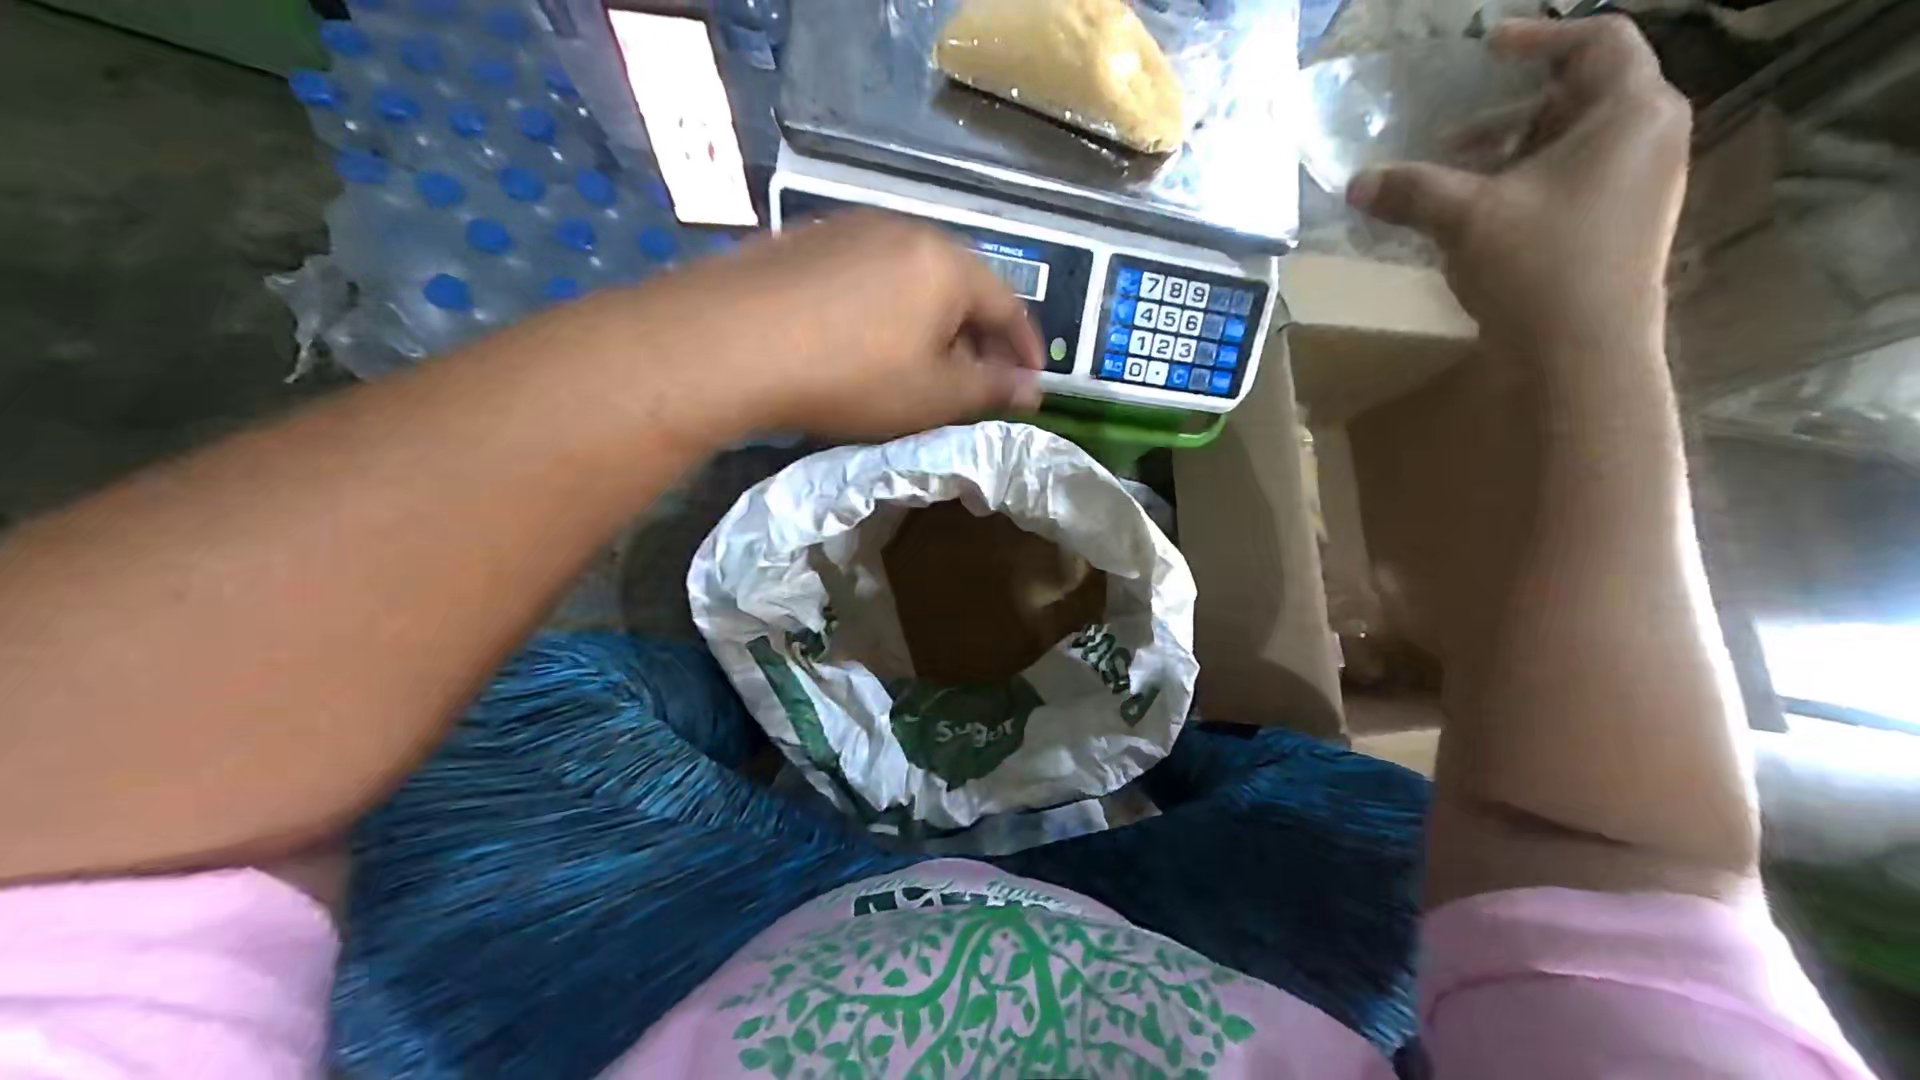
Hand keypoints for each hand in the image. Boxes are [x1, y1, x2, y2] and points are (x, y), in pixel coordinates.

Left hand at [628, 210, 1044, 439]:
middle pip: (961, 287)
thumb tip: (1032, 390)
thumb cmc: (851, 375)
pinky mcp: (808, 243)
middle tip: (978, 381)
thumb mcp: (933, 395)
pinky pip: (869, 278)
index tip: (1031, 383)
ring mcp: (851, 230)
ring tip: (925, 365)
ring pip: (913, 281)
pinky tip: (868, 343)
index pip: (1009, 305)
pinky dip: (887, 312)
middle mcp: (906, 231)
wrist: (731, 343)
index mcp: (948, 264)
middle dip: (977, 338)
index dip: (1025, 349)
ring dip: (931, 324)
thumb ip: (989, 390)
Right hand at [1347, 17, 1690, 363]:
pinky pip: (1567, 184)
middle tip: (1449, 138)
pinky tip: (1477, 219)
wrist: (1580, 352)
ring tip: (1453, 183)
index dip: (1537, 37)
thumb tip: (1356, 183)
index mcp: (1630, 112)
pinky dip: (1521, 187)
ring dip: (1507, 155)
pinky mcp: (1616, 226)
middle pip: (1578, 97)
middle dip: (1507, 112)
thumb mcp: (1466, 218)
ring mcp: (1636, 186)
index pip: (1595, 43)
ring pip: (1568, 146)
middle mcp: (1648, 138)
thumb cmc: (1538, 265)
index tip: (1483, 49)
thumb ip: (1411, 191)